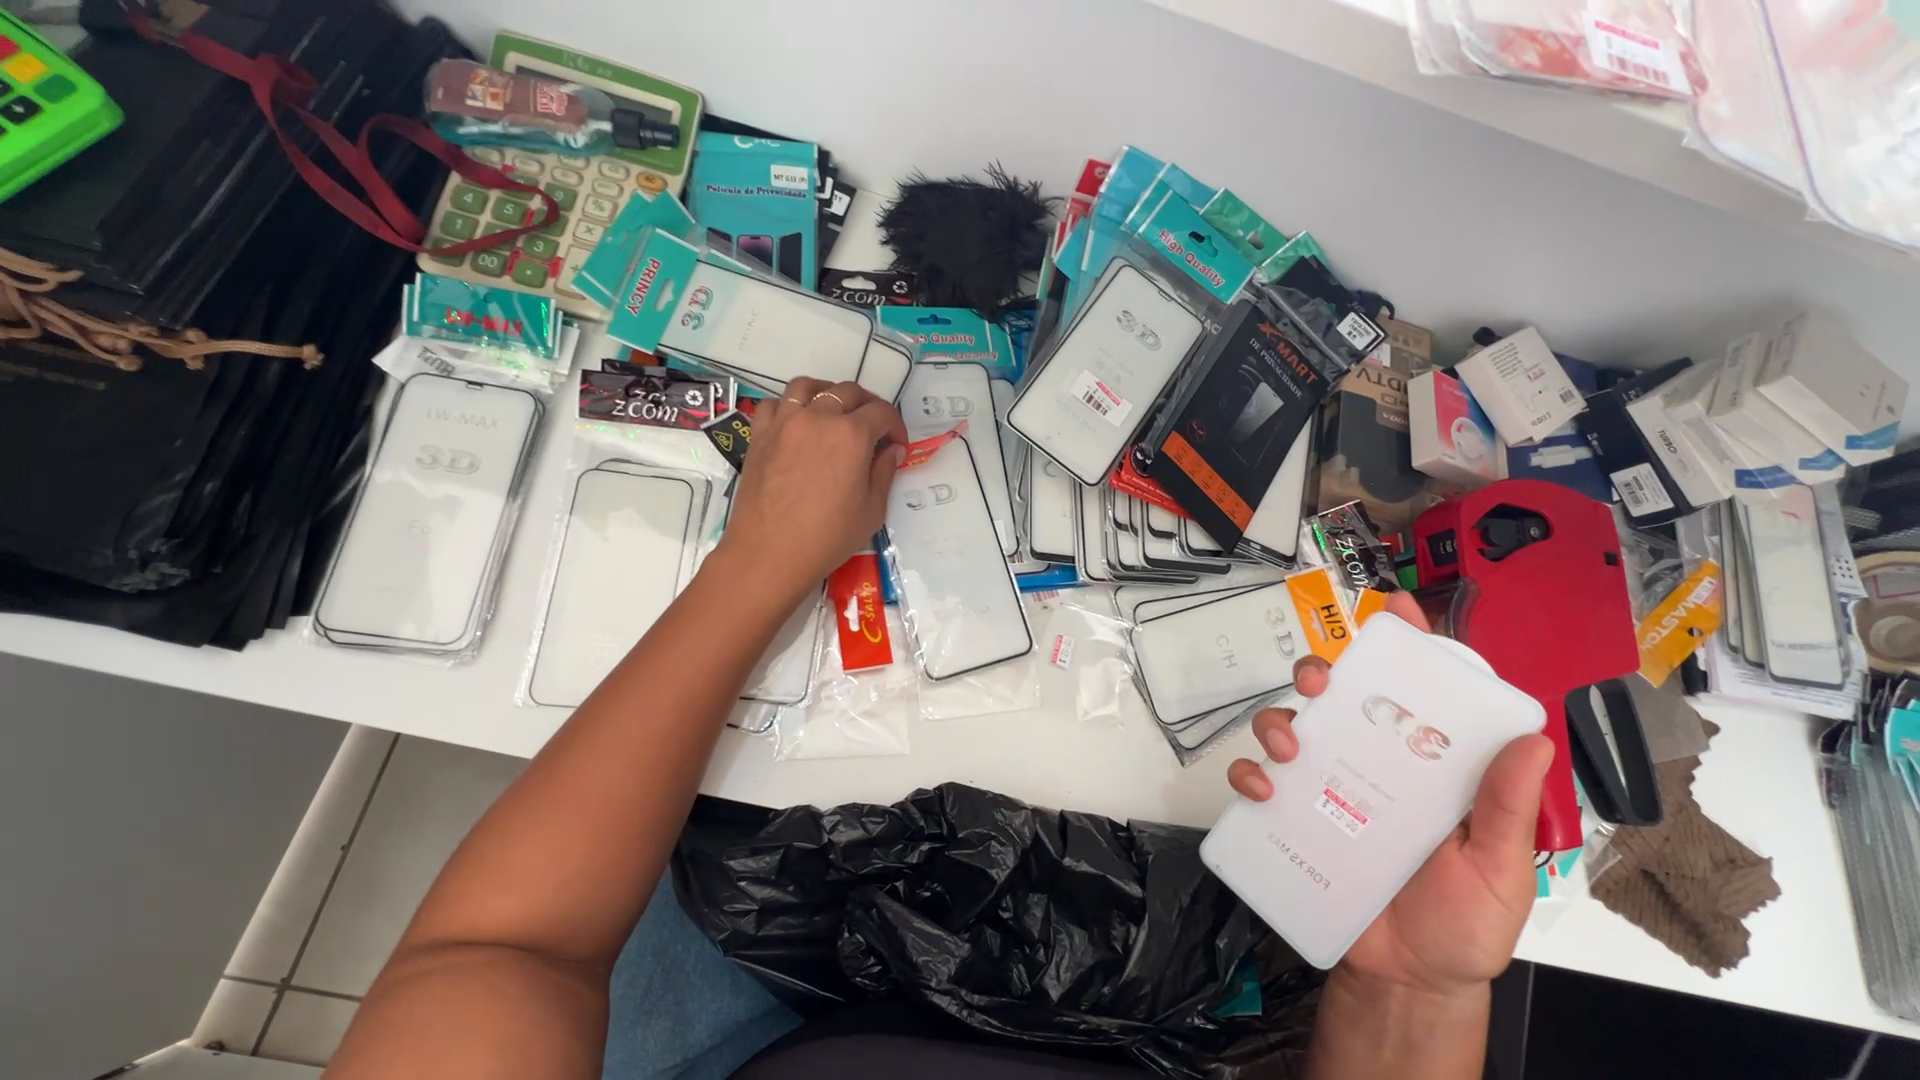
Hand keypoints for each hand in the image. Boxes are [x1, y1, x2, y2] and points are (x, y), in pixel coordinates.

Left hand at [715, 377, 906, 601]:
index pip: (882, 412)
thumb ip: (884, 472)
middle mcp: (818, 417)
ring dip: (827, 393)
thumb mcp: (871, 510)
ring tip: (834, 412)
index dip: (895, 426)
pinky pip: (775, 404)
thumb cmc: (827, 538)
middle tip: (873, 428)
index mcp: (851, 434)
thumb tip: (890, 450)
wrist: (769, 554)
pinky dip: (789, 406)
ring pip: (807, 386)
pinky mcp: (760, 435)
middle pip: (847, 392)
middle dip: (868, 405)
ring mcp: (784, 423)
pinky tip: (797, 424)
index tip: (897, 445)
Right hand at [1227, 591, 1554, 999]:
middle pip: (1341, 697)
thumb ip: (1509, 810)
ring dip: (1280, 721)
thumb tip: (1532, 738)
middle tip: (1318, 682)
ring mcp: (1330, 789)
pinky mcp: (1292, 819)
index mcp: (1430, 767)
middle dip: (1322, 673)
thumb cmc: (1462, 925)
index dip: (1409, 646)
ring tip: (1288, 748)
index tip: (1395, 610)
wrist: (1407, 982)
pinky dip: (1250, 775)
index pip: (1422, 694)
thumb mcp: (1500, 869)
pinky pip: (1258, 781)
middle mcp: (1375, 765)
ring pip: (1291, 727)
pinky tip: (1264, 791)